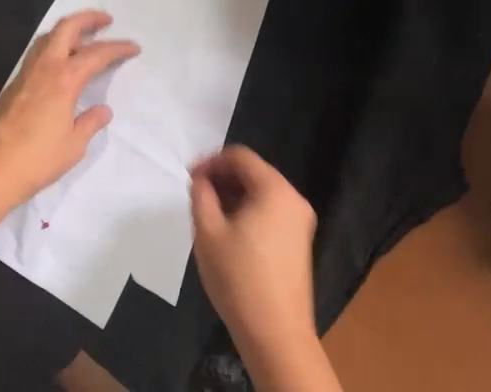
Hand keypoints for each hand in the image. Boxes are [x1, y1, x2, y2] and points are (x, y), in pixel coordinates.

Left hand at [0, 10, 138, 207]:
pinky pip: (37, 53)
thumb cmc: (36, 159)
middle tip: (106, 20)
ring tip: (84, 36)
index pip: (96, 54)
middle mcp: (44, 68)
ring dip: (68, 30)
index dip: (117, 48)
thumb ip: (90, 123)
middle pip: (66, 28)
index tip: (133, 48)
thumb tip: (103, 110)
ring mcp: (25, 74)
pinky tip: (60, 61)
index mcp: (64, 79)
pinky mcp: (13, 85)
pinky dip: (54, 46)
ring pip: (47, 37)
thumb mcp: (73, 145)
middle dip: (88, 19)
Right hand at [190, 145, 318, 348]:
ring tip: (209, 215)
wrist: (276, 334)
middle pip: (254, 173)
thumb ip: (201, 196)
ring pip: (262, 193)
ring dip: (234, 196)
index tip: (189, 179)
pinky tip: (230, 233)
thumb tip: (202, 181)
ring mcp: (301, 222)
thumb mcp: (208, 233)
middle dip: (222, 179)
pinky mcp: (300, 242)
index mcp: (275, 189)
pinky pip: (271, 212)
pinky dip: (249, 212)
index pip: (240, 157)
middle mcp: (293, 198)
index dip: (211, 162)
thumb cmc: (238, 279)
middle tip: (196, 196)